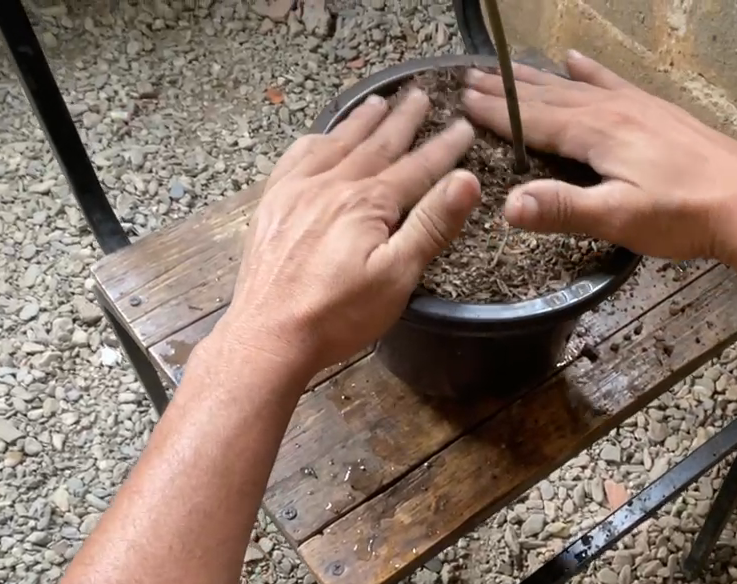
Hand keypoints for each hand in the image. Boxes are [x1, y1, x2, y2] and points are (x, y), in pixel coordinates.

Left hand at [214, 91, 479, 387]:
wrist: (270, 335)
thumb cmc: (338, 315)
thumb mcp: (396, 276)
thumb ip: (431, 226)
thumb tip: (466, 180)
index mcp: (368, 203)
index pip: (417, 168)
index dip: (444, 148)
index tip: (464, 127)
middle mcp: (332, 185)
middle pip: (376, 144)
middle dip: (403, 120)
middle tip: (422, 95)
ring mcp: (297, 191)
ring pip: (337, 143)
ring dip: (361, 121)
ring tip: (378, 102)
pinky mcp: (273, 206)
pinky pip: (296, 157)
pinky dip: (316, 140)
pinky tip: (321, 136)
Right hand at [461, 53, 736, 263]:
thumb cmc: (682, 214)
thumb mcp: (617, 217)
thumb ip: (563, 208)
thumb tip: (507, 205)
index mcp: (598, 132)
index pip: (535, 119)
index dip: (497, 112)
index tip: (463, 100)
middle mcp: (612, 109)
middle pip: (549, 95)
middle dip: (508, 89)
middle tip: (471, 77)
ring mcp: (636, 106)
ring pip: (575, 86)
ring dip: (538, 79)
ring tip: (509, 68)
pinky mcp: (655, 113)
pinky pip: (611, 82)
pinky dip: (588, 71)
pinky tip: (575, 60)